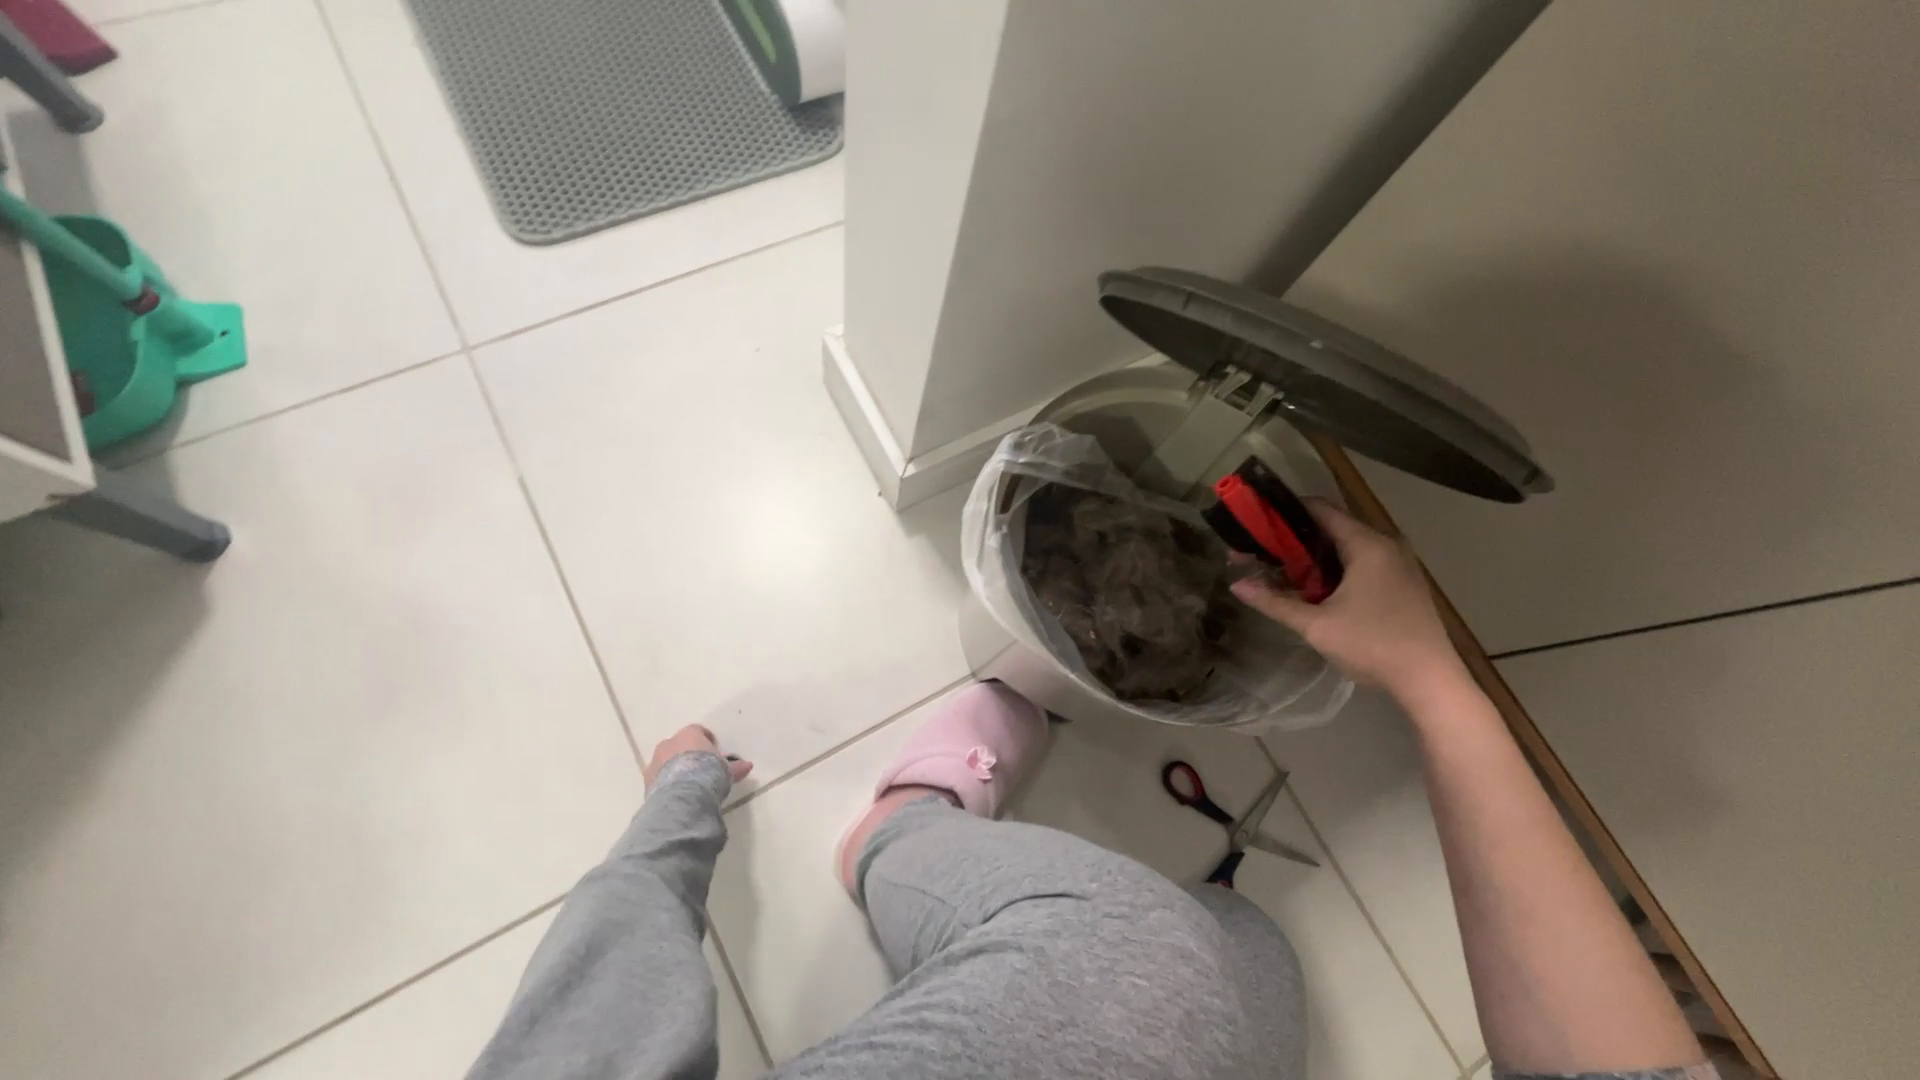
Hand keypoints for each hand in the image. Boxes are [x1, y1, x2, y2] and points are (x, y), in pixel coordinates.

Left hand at [644, 724, 752, 790]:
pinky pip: (658, 778)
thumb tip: (748, 766)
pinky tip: (677, 794)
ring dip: (674, 769)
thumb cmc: (707, 773)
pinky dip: (666, 783)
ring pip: (665, 761)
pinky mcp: (646, 780)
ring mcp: (655, 761)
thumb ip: (735, 767)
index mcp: (689, 734)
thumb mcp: (726, 770)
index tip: (714, 755)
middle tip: (700, 770)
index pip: (698, 731)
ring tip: (688, 785)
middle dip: (688, 755)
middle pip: (679, 745)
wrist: (682, 794)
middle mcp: (669, 743)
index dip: (706, 742)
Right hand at [1230, 498, 1464, 699]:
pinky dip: (1336, 569)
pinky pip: (1363, 563)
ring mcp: (1399, 565)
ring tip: (1282, 572)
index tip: (1256, 522)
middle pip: (1333, 527)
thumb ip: (1275, 602)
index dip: (1285, 511)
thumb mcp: (1315, 625)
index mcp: (1366, 545)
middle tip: (1262, 552)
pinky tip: (1317, 590)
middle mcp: (1386, 545)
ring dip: (1316, 556)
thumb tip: (1236, 585)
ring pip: (1348, 547)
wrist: (1429, 680)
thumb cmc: (1372, 644)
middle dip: (1295, 538)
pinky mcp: (1403, 584)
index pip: (1320, 509)